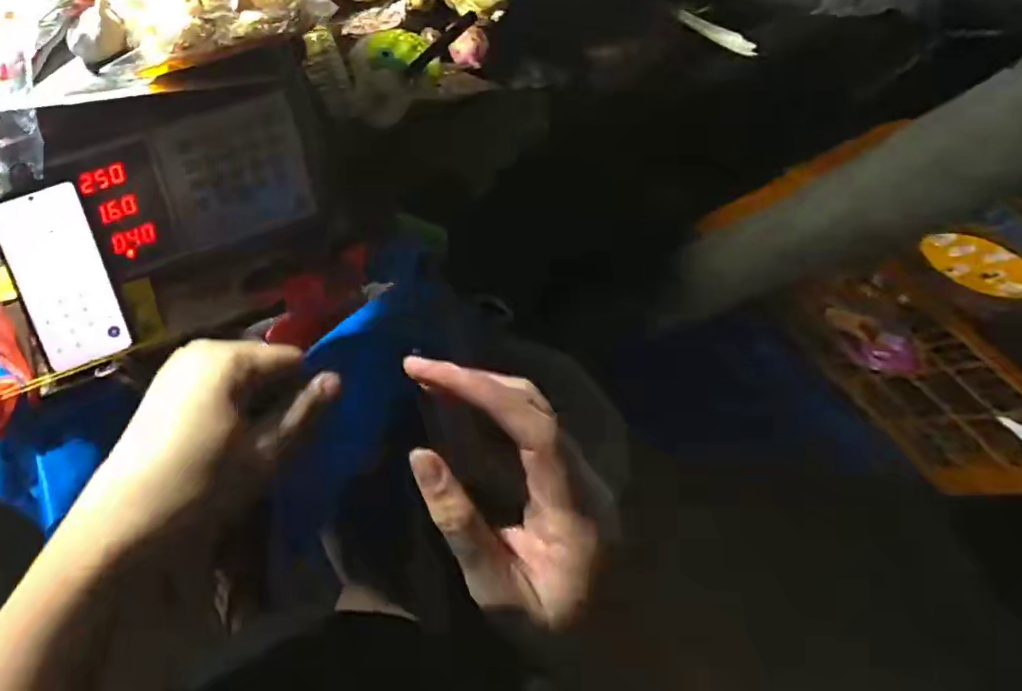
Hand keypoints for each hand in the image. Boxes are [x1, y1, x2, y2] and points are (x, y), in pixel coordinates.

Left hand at [69, 340, 338, 551]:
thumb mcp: (264, 455)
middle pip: (260, 362)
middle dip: (278, 394)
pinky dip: (227, 403)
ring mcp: (177, 363)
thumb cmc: (202, 481)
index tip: (314, 426)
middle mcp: (200, 346)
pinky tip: (224, 440)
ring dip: (253, 402)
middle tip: (283, 440)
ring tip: (255, 445)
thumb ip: (303, 414)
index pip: (290, 357)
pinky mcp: (163, 383)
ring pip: (236, 374)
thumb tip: (337, 379)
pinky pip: (211, 382)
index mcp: (226, 355)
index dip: (307, 388)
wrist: (127, 512)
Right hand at [403, 357, 598, 631]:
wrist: (606, 655)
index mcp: (575, 506)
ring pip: (533, 404)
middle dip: (471, 377)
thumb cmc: (548, 627)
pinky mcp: (567, 471)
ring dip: (479, 383)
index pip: (534, 427)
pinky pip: (528, 419)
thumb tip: (419, 454)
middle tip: (415, 367)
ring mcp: (581, 471)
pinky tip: (455, 401)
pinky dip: (488, 399)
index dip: (481, 390)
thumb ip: (459, 525)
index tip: (427, 372)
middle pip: (534, 403)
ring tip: (428, 378)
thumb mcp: (496, 591)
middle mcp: (586, 477)